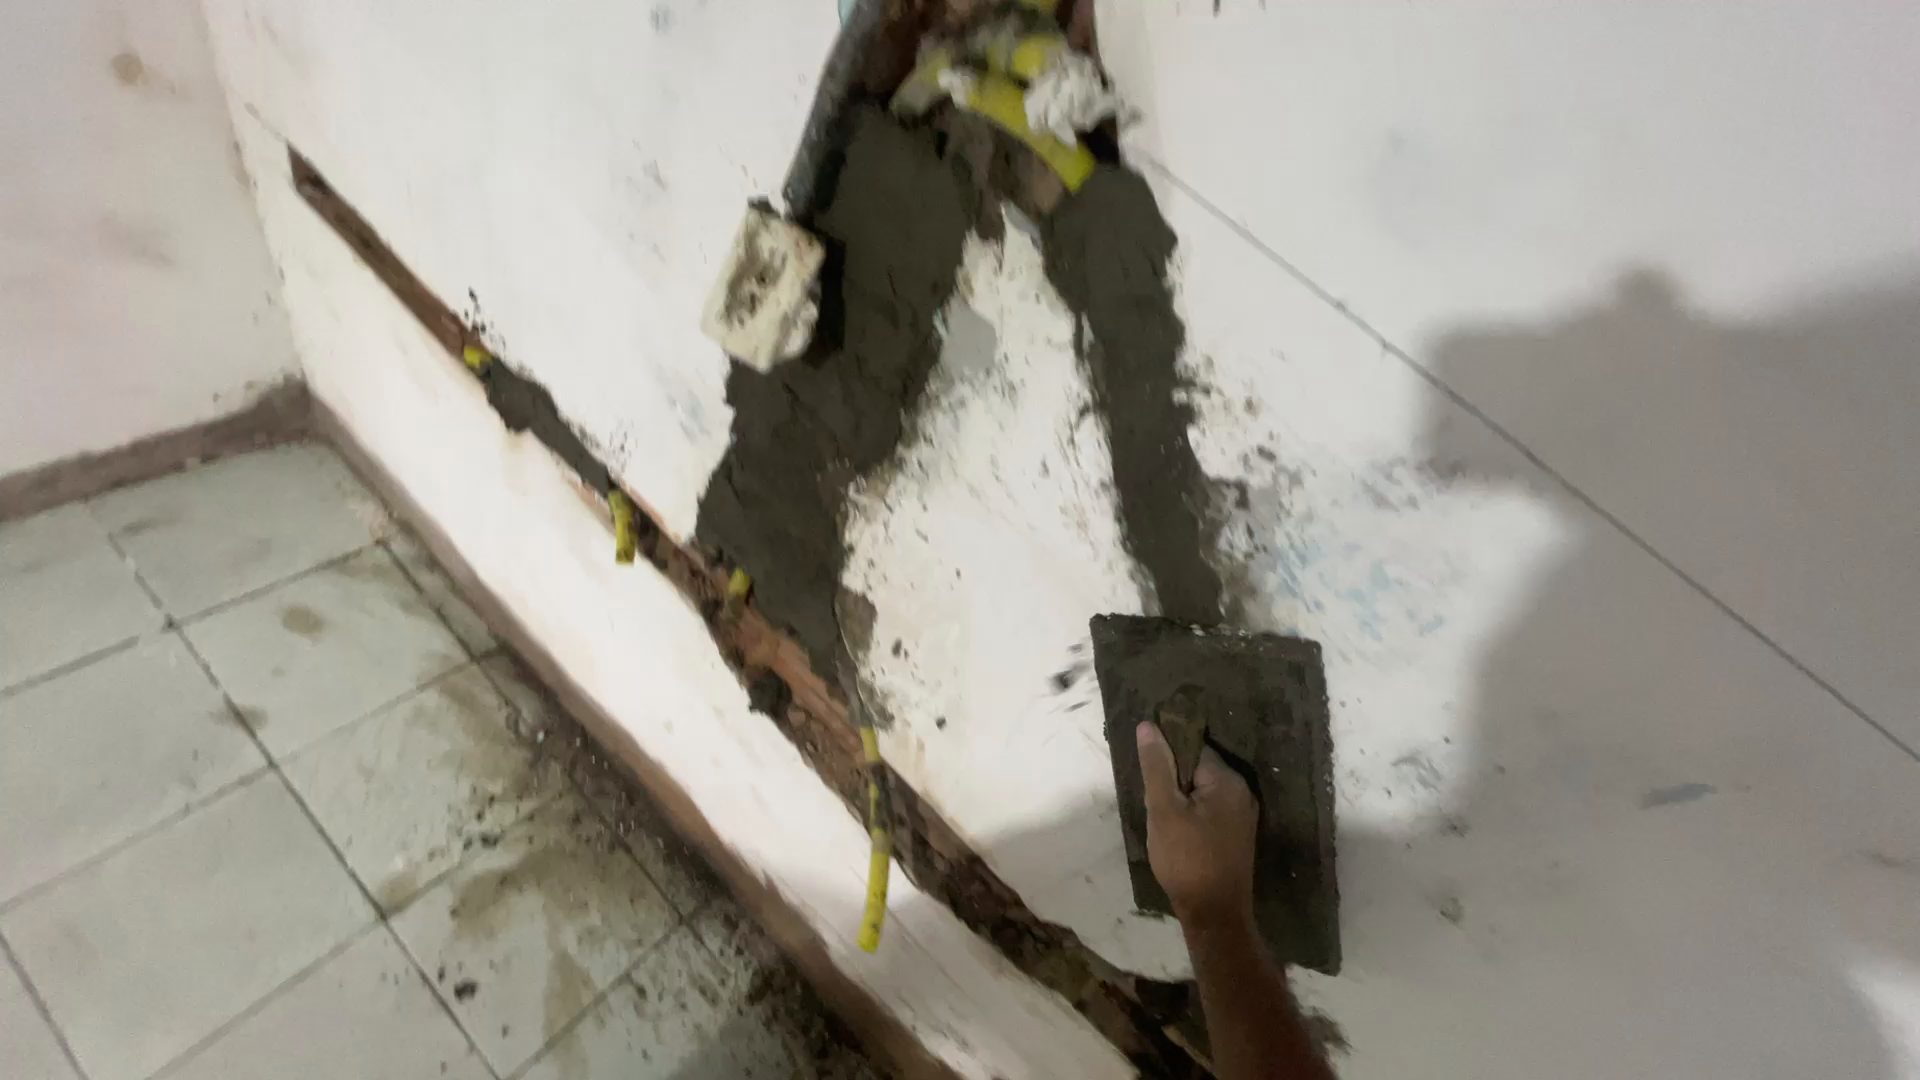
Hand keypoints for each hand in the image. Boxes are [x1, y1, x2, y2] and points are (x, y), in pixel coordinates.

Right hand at [1137, 721, 1257, 925]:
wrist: (1214, 916)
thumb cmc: (1187, 859)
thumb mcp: (1164, 809)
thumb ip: (1156, 766)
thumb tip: (1148, 726)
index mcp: (1229, 781)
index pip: (1192, 748)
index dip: (1166, 759)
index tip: (1149, 778)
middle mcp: (1242, 792)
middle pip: (1196, 767)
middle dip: (1171, 779)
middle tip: (1154, 803)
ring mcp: (1241, 815)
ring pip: (1200, 789)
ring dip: (1179, 798)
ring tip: (1162, 818)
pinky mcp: (1235, 834)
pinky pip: (1208, 808)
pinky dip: (1189, 812)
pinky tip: (1176, 831)